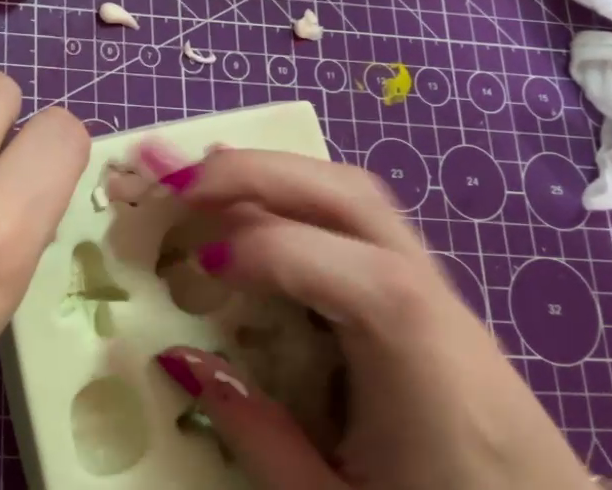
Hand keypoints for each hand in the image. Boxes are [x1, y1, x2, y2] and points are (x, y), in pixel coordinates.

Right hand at [144, 148, 592, 489]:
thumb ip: (261, 439)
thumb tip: (182, 360)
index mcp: (427, 363)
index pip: (357, 273)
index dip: (270, 251)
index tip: (197, 265)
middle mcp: (437, 303)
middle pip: (353, 198)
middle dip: (255, 173)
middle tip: (174, 177)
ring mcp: (437, 288)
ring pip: (354, 193)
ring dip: (270, 172)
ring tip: (198, 176)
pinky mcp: (425, 292)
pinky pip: (355, 218)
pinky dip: (291, 195)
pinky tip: (248, 203)